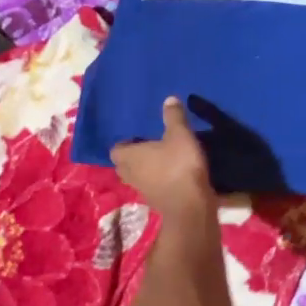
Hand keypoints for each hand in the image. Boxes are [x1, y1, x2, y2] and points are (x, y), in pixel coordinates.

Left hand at [111, 97, 215, 218]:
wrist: (190, 206)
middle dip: (132, 157)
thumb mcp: (180, 134)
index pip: (116, 149)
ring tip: (161, 159)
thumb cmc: (179, 165)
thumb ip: (173, 117)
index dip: (125, 143)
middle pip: (123, 164)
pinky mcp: (156, 202)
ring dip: (145, 170)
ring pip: (137, 177)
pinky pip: (152, 187)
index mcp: (129, 156)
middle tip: (147, 146)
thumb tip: (168, 99)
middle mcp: (129, 174)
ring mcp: (141, 190)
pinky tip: (172, 174)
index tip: (138, 137)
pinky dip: (158, 181)